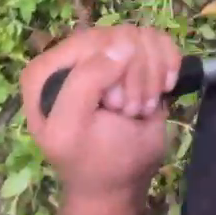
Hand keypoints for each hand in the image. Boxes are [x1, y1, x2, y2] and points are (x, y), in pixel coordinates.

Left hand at [19, 25, 181, 202]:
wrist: (125, 179)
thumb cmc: (93, 159)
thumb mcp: (71, 130)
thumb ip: (83, 84)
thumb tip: (122, 46)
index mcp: (46, 71)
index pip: (90, 42)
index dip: (110, 69)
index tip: (112, 103)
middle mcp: (75, 55)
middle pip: (121, 36)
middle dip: (136, 74)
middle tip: (130, 109)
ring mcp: (109, 53)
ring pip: (144, 36)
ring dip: (153, 74)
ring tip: (142, 106)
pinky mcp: (138, 56)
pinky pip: (161, 38)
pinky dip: (169, 63)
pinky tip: (163, 88)